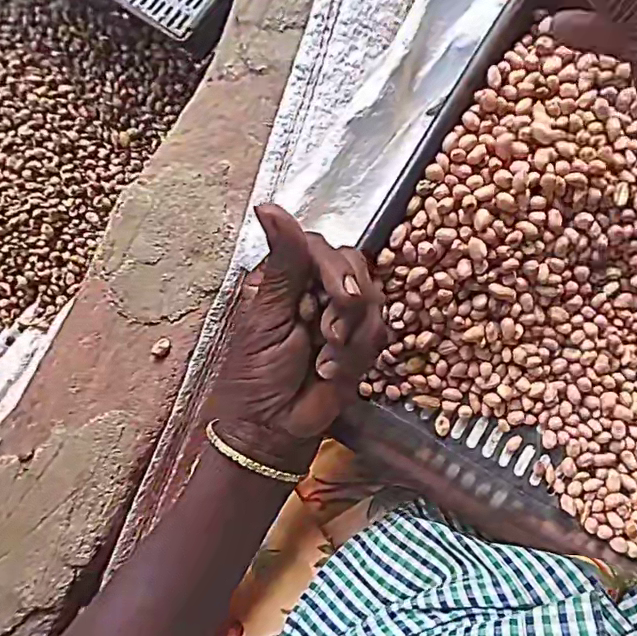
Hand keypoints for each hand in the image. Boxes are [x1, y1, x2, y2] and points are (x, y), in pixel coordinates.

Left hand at [211, 205, 388, 473]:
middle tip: (327, 334)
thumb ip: (283, 262)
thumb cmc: (257, 375)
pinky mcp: (361, 342)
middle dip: (347, 304)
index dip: (335, 269)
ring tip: (322, 361)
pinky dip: (357, 354)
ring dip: (351, 335)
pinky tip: (331, 371)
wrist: (276, 429)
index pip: (325, 248)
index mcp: (290, 276)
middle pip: (356, 268)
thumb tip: (268, 207)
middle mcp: (318, 289)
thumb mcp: (266, 315)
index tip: (335, 296)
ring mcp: (342, 316)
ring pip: (372, 301)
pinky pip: (379, 331)